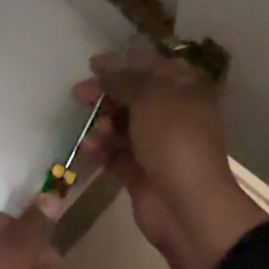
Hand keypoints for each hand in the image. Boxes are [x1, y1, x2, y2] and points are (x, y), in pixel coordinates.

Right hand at [75, 47, 266, 268]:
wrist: (188, 206)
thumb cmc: (174, 140)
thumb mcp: (150, 97)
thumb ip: (124, 78)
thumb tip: (106, 64)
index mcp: (186, 90)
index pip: (155, 66)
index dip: (126, 61)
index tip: (95, 63)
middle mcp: (174, 114)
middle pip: (135, 95)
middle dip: (107, 92)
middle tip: (80, 92)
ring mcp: (158, 145)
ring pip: (124, 124)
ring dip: (104, 122)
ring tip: (95, 129)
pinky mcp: (142, 172)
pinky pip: (117, 153)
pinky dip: (102, 149)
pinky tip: (87, 147)